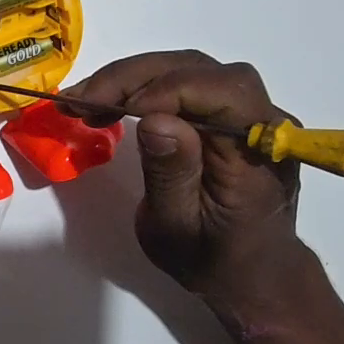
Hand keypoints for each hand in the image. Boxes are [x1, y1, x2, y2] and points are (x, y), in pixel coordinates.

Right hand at [63, 52, 311, 309]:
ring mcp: (250, 114)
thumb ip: (170, 173)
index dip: (162, 90)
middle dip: (135, 78)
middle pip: (200, 70)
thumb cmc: (211, 260)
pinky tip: (116, 102)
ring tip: (88, 101)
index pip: (218, 93)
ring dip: (136, 79)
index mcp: (258, 150)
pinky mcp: (231, 117)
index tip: (106, 108)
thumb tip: (154, 119)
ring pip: (193, 70)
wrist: (251, 273)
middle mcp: (264, 119)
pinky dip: (148, 88)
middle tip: (80, 99)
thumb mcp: (178, 228)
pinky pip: (192, 86)